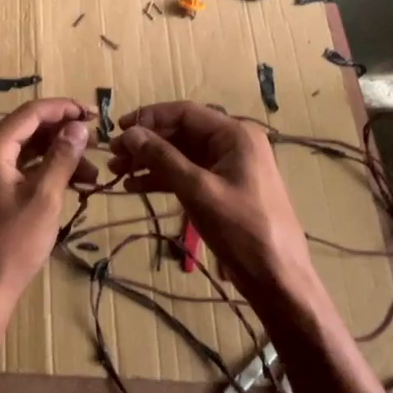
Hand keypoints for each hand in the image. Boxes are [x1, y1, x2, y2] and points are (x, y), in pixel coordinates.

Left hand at [0, 98, 97, 306]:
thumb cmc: (15, 240)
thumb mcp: (45, 196)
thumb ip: (62, 157)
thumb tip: (79, 125)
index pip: (32, 112)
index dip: (64, 108)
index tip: (94, 113)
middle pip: (31, 127)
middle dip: (65, 132)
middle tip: (97, 140)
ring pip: (32, 147)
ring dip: (61, 154)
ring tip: (94, 172)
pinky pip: (27, 165)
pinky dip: (50, 169)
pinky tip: (77, 182)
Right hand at [106, 102, 311, 286]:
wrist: (278, 279)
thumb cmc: (242, 230)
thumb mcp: (198, 190)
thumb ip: (163, 158)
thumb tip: (129, 133)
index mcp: (235, 134)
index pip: (184, 112)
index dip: (149, 117)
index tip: (118, 129)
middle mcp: (232, 143)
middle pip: (180, 132)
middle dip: (146, 142)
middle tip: (113, 155)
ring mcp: (227, 166)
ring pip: (179, 154)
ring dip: (149, 161)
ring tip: (116, 172)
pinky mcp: (221, 188)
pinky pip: (186, 173)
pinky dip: (161, 178)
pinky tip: (135, 187)